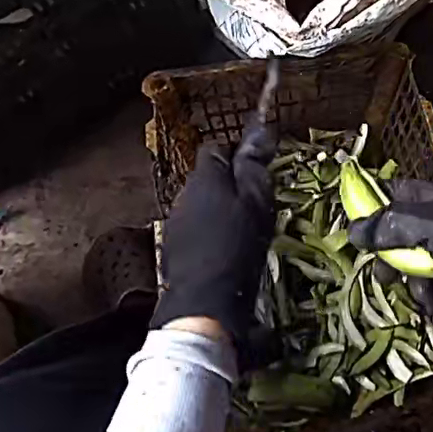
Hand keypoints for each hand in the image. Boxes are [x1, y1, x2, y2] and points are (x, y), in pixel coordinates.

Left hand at [155, 124, 275, 340]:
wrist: (205, 301)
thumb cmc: (238, 245)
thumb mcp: (257, 200)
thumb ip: (254, 165)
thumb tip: (258, 131)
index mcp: (205, 176)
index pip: (218, 148)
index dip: (239, 155)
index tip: (259, 171)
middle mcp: (184, 192)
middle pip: (209, 176)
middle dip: (230, 183)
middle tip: (255, 201)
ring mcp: (176, 220)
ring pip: (201, 201)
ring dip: (219, 207)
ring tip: (243, 227)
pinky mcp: (173, 246)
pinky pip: (196, 226)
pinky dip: (210, 230)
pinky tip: (225, 248)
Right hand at [347, 182, 432, 332]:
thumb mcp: (432, 229)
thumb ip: (390, 227)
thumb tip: (352, 231)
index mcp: (431, 197)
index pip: (392, 193)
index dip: (372, 209)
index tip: (357, 235)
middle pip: (400, 234)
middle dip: (391, 258)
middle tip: (385, 279)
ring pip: (418, 262)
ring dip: (413, 283)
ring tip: (422, 300)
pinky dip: (432, 295)